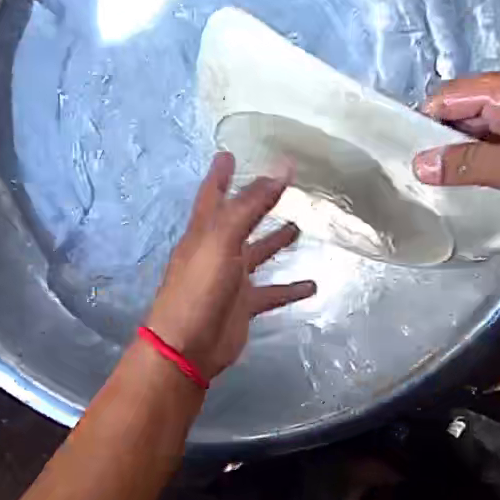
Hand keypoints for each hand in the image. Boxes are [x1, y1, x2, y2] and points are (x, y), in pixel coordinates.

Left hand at [142, 153, 317, 379]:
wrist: (187, 346)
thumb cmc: (198, 289)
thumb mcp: (223, 240)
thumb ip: (251, 205)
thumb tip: (282, 168)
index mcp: (204, 232)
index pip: (212, 195)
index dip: (220, 174)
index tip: (227, 152)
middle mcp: (216, 251)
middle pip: (238, 220)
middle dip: (254, 202)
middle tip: (278, 184)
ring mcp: (230, 279)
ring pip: (257, 254)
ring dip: (275, 241)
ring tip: (300, 225)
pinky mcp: (243, 306)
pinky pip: (272, 293)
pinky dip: (290, 289)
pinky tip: (312, 285)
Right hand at [411, 65, 499, 232]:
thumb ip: (466, 165)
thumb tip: (419, 163)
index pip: (453, 94)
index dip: (423, 121)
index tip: (400, 156)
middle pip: (471, 108)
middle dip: (444, 140)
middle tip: (417, 177)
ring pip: (493, 127)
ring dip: (470, 153)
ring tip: (443, 186)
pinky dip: (495, 159)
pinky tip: (483, 184)